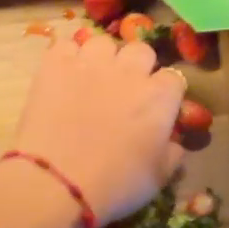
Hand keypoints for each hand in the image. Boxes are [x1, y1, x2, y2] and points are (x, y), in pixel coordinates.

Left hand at [9, 33, 186, 227]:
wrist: (56, 182)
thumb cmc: (114, 184)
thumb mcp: (158, 178)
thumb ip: (172, 153)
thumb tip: (173, 142)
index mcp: (159, 97)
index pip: (173, 78)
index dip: (165, 92)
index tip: (155, 108)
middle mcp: (129, 71)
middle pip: (141, 51)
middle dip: (136, 67)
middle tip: (123, 91)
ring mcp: (90, 63)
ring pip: (103, 43)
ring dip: (101, 58)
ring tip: (90, 79)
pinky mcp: (55, 64)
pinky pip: (66, 44)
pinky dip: (66, 57)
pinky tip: (62, 76)